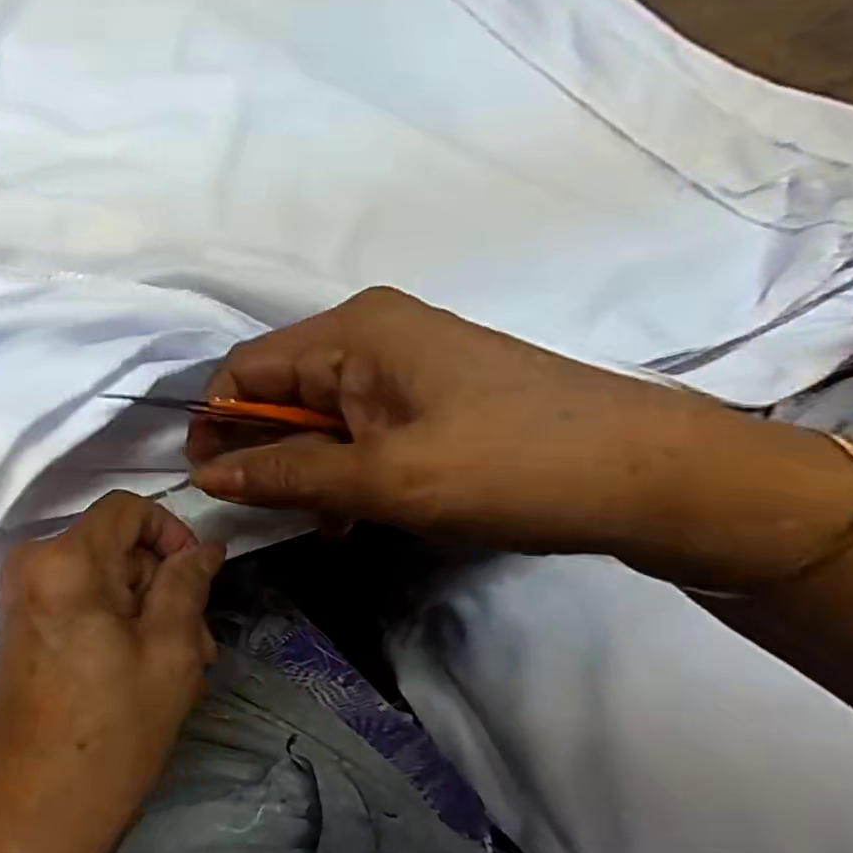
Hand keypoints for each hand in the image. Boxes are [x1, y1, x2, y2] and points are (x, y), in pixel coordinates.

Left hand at [0, 493, 224, 852]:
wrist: (32, 821)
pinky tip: (143, 670)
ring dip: (146, 609)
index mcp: (65, 560)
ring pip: (104, 575)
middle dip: (162, 583)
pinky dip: (116, 621)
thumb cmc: (110, 735)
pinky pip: (81, 599)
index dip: (170, 531)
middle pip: (116, 544)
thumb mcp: (170, 652)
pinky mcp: (22, 625)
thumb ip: (188, 584)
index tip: (197, 576)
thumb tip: (206, 546)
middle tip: (199, 641)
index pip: (127, 508)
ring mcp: (22, 596)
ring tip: (180, 666)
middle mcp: (33, 564)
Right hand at [185, 286, 811, 568]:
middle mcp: (371, 331)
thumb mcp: (386, 479)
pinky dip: (344, 465)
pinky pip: (358, 423)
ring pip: (318, 412)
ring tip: (320, 521)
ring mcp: (404, 360)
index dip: (216, 423)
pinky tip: (355, 511)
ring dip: (304, 465)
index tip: (206, 482)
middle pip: (280, 388)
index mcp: (353, 331)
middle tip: (262, 512)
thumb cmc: (510, 465)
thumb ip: (287, 474)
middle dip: (262, 449)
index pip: (246, 368)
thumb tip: (205, 474)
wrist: (648, 474)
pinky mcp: (430, 390)